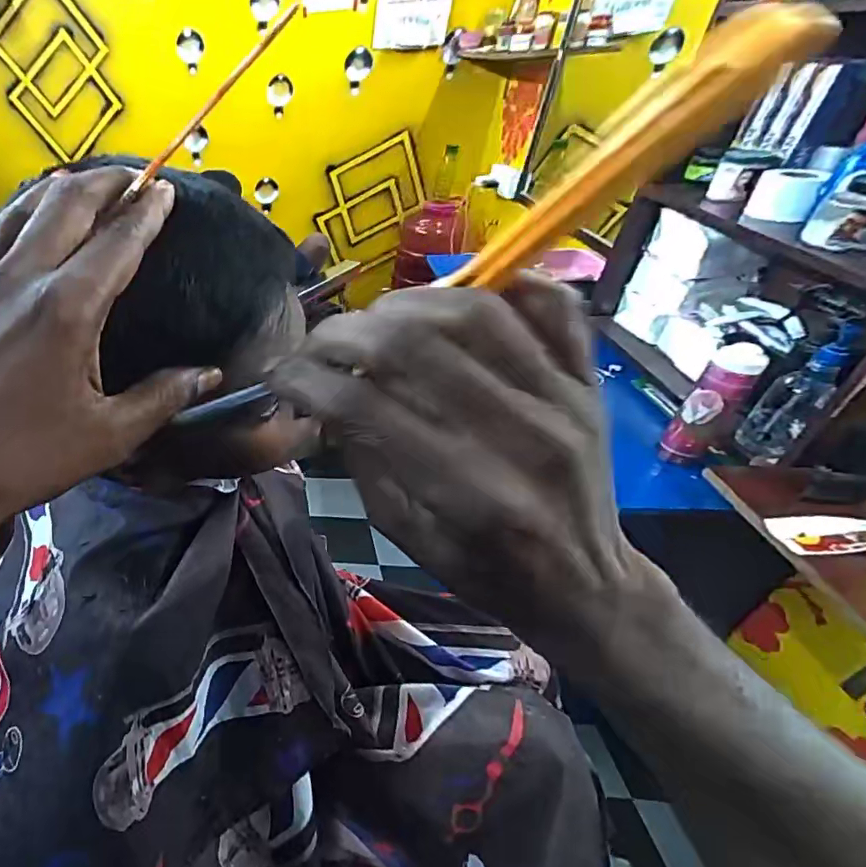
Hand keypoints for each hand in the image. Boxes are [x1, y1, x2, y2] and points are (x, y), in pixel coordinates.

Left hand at [0, 167, 220, 533]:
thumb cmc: (21, 461)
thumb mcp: (106, 437)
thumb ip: (162, 397)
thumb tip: (208, 375)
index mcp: (67, 308)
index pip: (120, 238)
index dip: (148, 208)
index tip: (164, 189)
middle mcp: (19, 277)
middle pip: (68, 200)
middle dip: (106, 180)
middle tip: (130, 179)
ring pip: (20, 207)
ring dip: (58, 191)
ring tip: (81, 191)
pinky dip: (10, 220)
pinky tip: (17, 231)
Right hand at [267, 275, 672, 654]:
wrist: (584, 582)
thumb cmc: (483, 570)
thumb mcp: (405, 533)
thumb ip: (364, 459)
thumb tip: (325, 395)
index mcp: (467, 491)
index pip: (365, 406)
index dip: (306, 381)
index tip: (279, 375)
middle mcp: (518, 433)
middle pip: (412, 345)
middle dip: (342, 334)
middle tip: (316, 345)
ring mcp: (561, 398)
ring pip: (472, 311)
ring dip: (403, 304)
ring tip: (373, 322)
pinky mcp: (586, 379)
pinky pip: (553, 305)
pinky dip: (504, 283)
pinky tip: (456, 295)